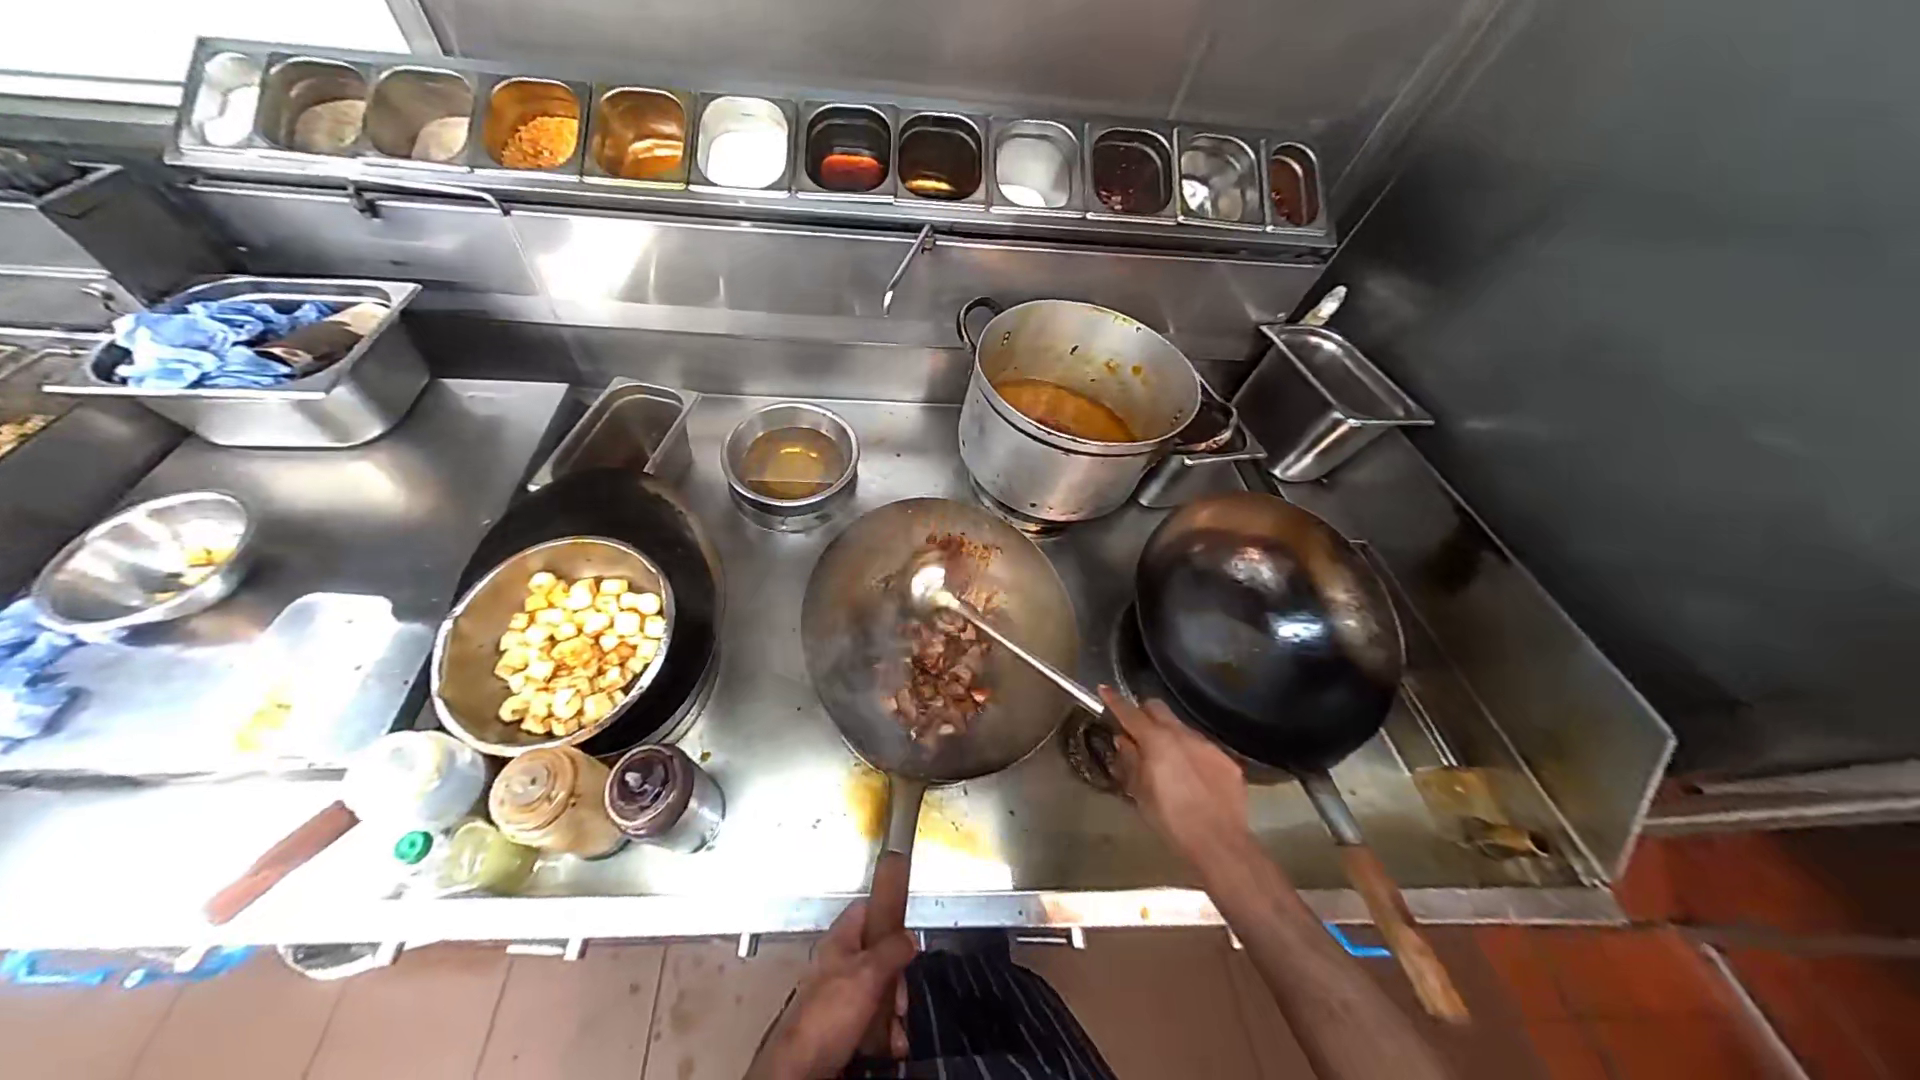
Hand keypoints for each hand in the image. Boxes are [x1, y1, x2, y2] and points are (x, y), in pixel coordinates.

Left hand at [745, 899, 917, 1079]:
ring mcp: (838, 995)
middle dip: (896, 975)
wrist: (802, 1069)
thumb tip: (909, 937)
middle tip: (900, 993)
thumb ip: (892, 949)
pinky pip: (871, 1019)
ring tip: (896, 1024)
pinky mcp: (840, 1025)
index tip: (905, 931)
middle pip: (877, 954)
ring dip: (893, 1008)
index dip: (886, 914)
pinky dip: (885, 1031)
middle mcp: (837, 964)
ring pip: (877, 989)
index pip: (865, 910)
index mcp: (838, 941)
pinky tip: (891, 1043)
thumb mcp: (869, 972)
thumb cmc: (827, 1015)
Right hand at [1100, 686, 1251, 864]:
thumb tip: (1123, 741)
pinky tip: (1192, 778)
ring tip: (1166, 761)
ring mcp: (1208, 746)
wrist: (1219, 842)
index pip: (1130, 712)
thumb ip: (1130, 760)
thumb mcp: (1139, 792)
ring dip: (1169, 736)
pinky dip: (1191, 754)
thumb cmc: (1170, 820)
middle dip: (1144, 713)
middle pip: (1158, 708)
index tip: (1104, 689)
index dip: (1114, 700)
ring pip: (1182, 728)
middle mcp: (1183, 735)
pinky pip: (1203, 748)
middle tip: (1136, 731)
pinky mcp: (1227, 761)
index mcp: (1157, 740)